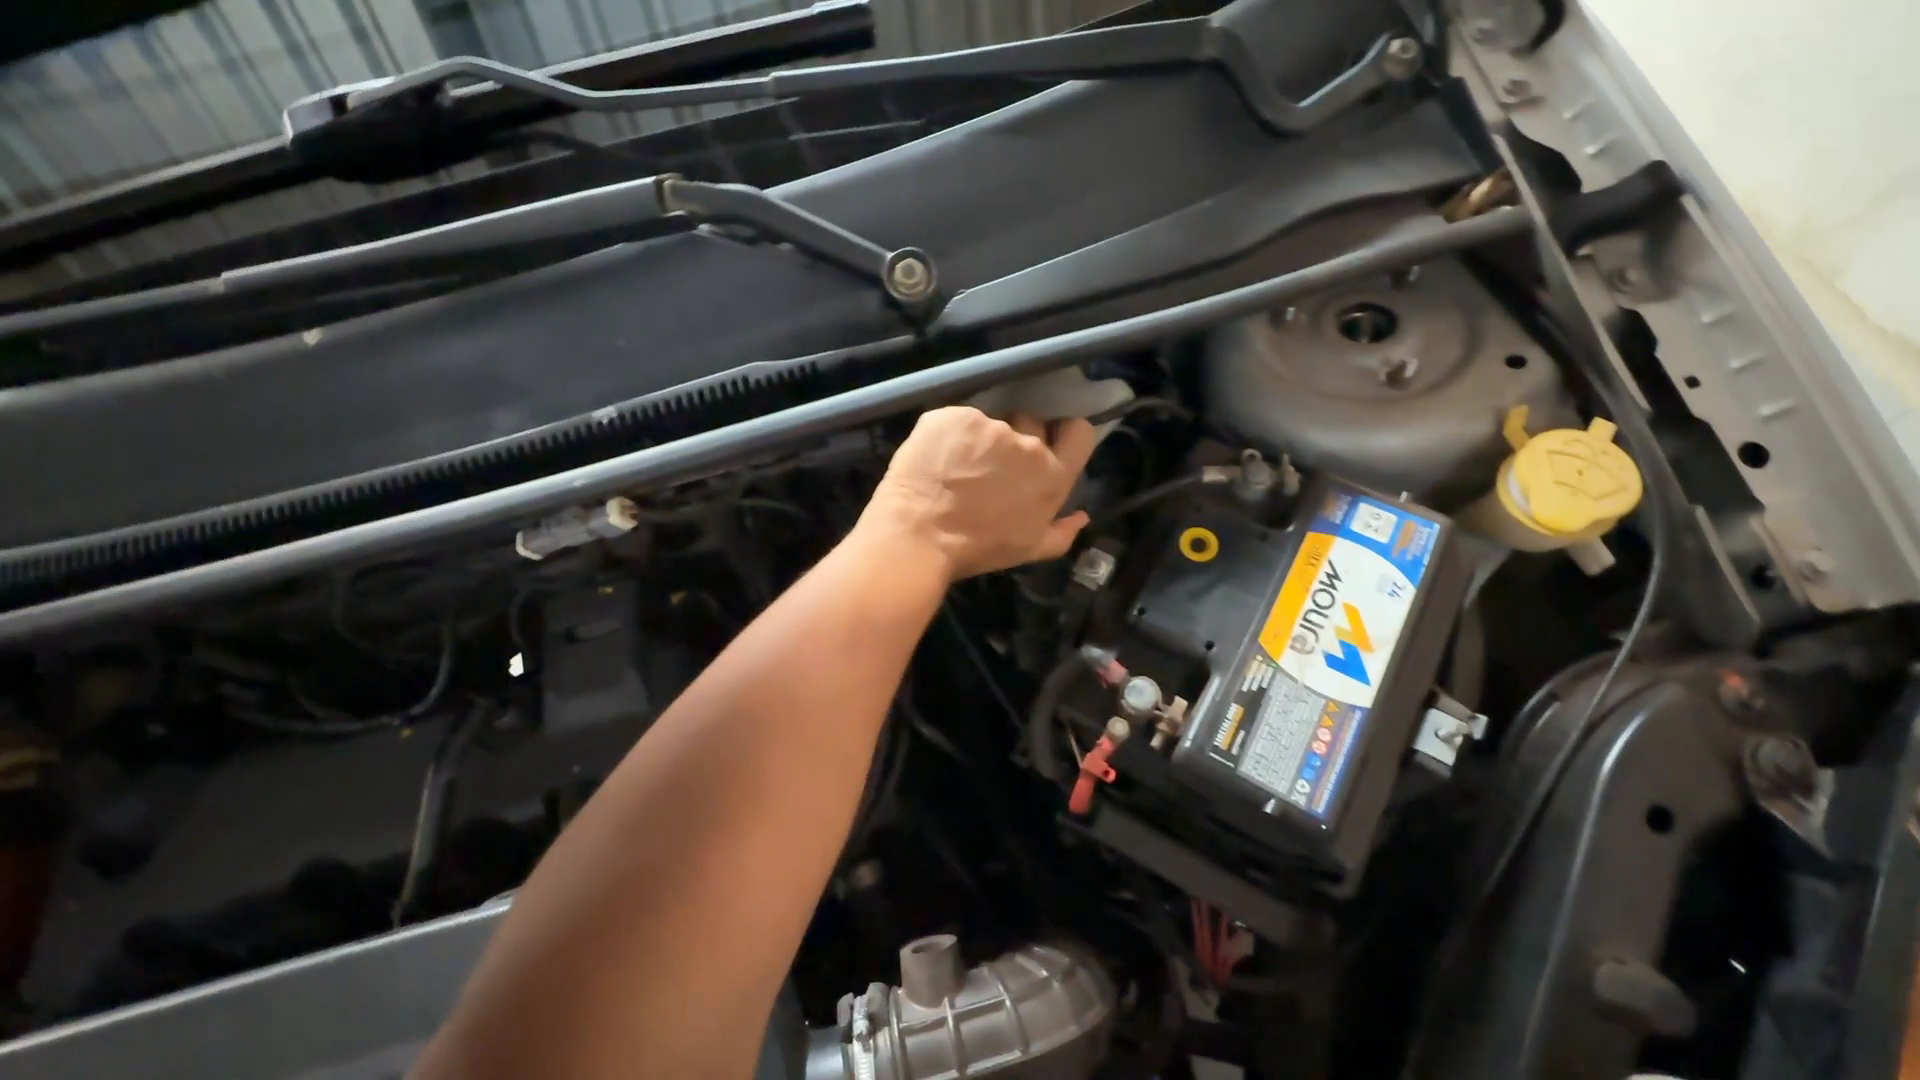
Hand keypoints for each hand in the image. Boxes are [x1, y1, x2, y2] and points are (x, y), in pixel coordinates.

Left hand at [857, 407, 1096, 580]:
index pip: (1078, 433)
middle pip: (1031, 422)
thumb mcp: (1028, 550)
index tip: (1049, 439)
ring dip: (978, 438)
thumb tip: (1081, 515)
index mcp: (1053, 476)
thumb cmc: (977, 548)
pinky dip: (948, 434)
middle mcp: (1029, 445)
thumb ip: (1061, 532)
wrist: (919, 536)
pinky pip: (957, 419)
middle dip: (1015, 437)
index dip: (1065, 432)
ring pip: (990, 422)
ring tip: (955, 465)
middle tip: (990, 464)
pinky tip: (935, 458)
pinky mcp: (956, 416)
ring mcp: (991, 426)